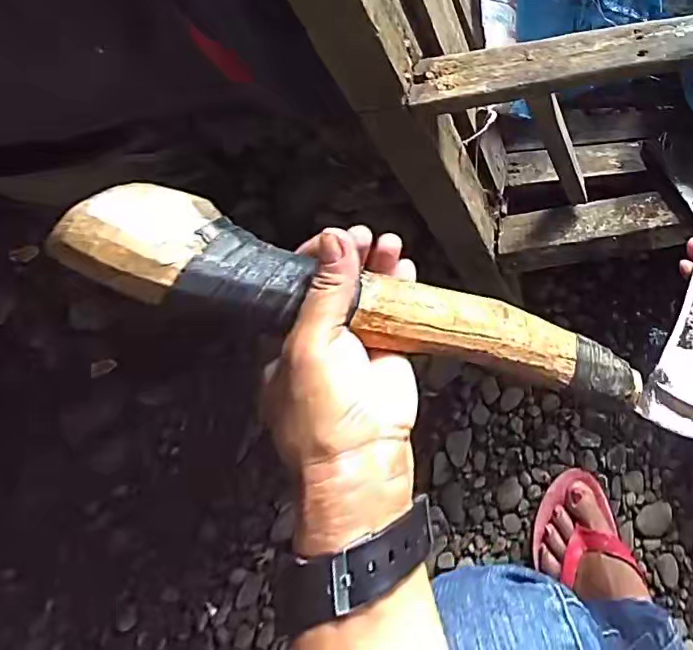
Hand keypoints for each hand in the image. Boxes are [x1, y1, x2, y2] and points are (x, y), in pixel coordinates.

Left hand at [262, 226, 421, 554]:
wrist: (364, 456)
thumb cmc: (323, 419)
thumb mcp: (312, 344)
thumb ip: (326, 291)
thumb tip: (332, 244)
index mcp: (286, 340)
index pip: (297, 286)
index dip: (314, 258)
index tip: (331, 237)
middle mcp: (321, 339)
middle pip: (338, 284)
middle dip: (351, 257)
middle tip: (364, 237)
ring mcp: (357, 345)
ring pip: (370, 294)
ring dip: (380, 266)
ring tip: (389, 244)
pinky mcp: (390, 350)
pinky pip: (398, 310)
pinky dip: (404, 287)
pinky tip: (406, 269)